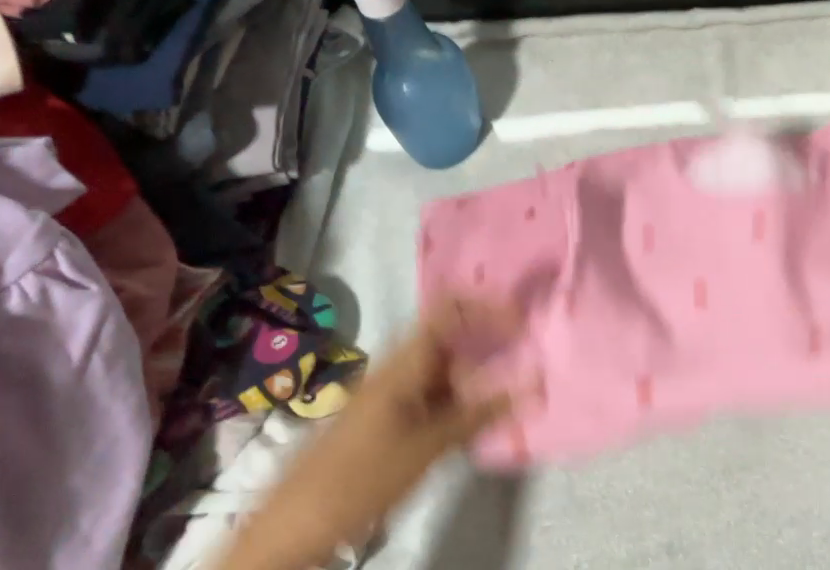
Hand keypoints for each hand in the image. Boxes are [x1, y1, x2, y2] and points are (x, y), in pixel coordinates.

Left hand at [214, 298, 534, 569]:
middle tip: (525, 354)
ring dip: (477, 371)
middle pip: (450, 335)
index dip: (486, 305)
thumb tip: (535, 385)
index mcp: (404, 362)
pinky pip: (432, 391)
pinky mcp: (386, 416)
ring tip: (511, 389)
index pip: (449, 308)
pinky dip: (460, 395)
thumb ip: (483, 412)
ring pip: (443, 366)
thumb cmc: (363, 477)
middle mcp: (397, 367)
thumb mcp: (430, 446)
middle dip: (489, 339)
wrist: (294, 525)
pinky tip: (478, 418)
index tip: (522, 320)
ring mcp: (389, 392)